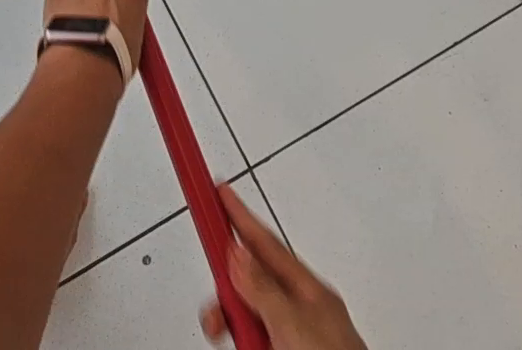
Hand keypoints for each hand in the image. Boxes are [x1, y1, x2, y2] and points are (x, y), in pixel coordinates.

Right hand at [200, 186, 366, 349]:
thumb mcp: (294, 323)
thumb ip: (262, 288)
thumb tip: (236, 252)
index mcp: (308, 290)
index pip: (265, 240)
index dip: (238, 213)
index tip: (217, 188)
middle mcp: (300, 308)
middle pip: (248, 279)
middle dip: (225, 287)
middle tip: (214, 309)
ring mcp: (292, 334)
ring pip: (246, 312)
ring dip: (231, 321)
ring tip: (232, 337)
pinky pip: (250, 335)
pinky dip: (240, 337)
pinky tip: (245, 345)